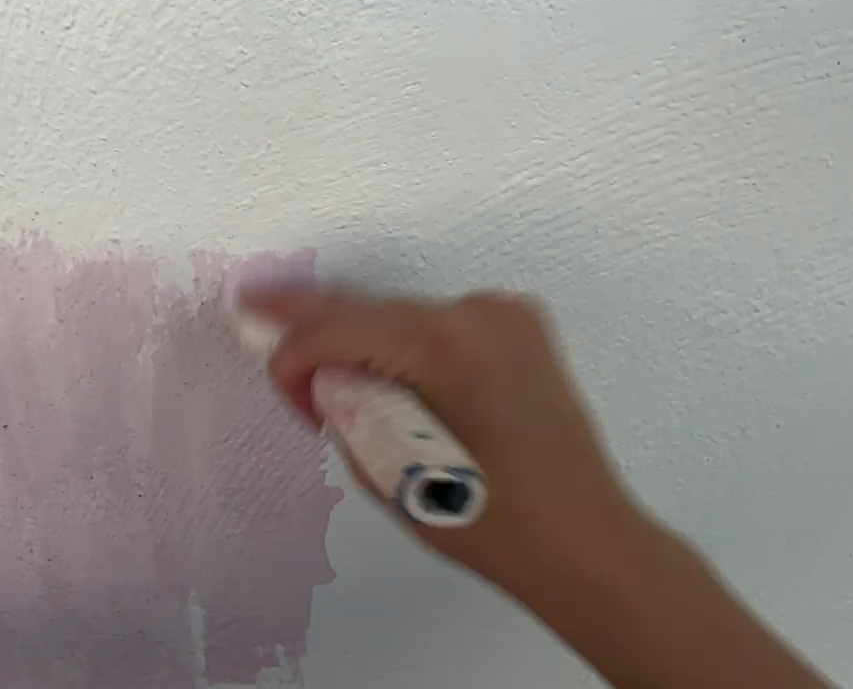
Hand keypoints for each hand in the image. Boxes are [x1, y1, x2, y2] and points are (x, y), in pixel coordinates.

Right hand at [241, 286, 653, 602]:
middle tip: (265, 327)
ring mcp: (499, 312)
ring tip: (322, 362)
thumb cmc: (494, 524)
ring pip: (393, 312)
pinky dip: (399, 338)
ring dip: (355, 335)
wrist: (588, 543)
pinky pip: (430, 319)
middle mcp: (472, 313)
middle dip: (311, 330)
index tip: (273, 373)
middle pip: (360, 309)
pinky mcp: (513, 322)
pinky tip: (382, 363)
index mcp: (440, 346)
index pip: (331, 328)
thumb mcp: (385, 470)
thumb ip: (340, 406)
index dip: (289, 353)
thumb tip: (314, 370)